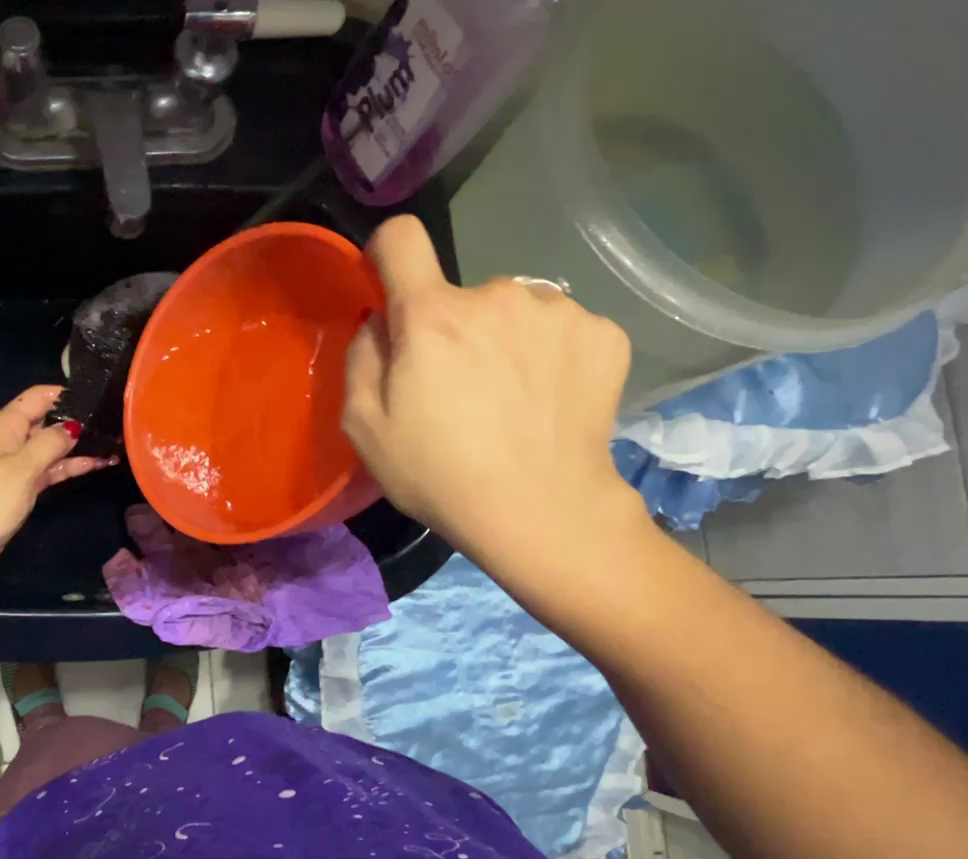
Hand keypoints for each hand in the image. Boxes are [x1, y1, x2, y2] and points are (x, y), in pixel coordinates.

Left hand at [0, 386, 111, 576]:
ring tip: (115, 445)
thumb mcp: (23, 467)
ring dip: (79, 447)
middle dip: (77, 421)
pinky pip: (49, 468)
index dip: (67, 394)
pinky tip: (96, 464)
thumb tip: (73, 425)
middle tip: (115, 422)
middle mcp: (10, 438)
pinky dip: (69, 466)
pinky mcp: (20, 485)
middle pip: (48, 420)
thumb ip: (51, 443)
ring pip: (51, 447)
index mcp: (6, 424)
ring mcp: (15, 463)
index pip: (39, 397)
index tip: (99, 395)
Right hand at [342, 216, 644, 563]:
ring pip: (514, 310)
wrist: (541, 511)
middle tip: (459, 389)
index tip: (391, 283)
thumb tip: (381, 321)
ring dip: (505, 339)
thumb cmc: (439, 474)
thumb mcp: (365, 428)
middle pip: (461, 294)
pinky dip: (549, 354)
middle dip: (453, 328)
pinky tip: (547, 400)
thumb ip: (362, 358)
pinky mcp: (604, 333)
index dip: (388, 253)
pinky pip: (560, 328)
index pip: (402, 238)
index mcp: (433, 316)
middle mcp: (498, 295)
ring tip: (509, 399)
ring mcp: (558, 311)